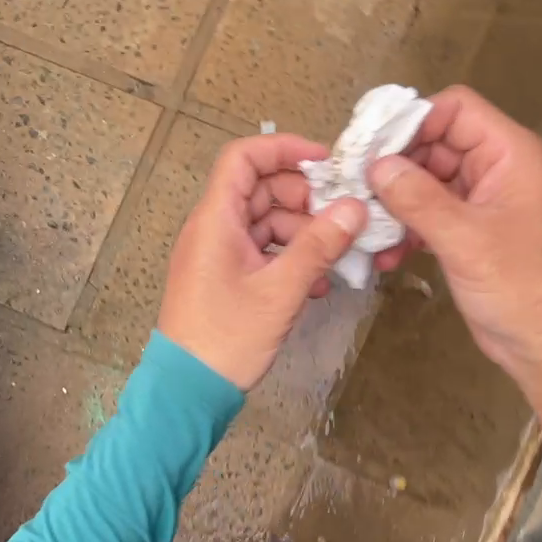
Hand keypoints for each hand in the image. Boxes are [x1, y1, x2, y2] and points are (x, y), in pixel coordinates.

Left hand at [157, 134, 367, 389]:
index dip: (284, 149)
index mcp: (215, 220)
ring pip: (263, 225)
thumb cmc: (227, 339)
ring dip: (301, 235)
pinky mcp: (222, 282)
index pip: (244, 157)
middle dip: (303, 199)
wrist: (187, 391)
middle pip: (260, 190)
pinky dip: (286, 260)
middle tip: (339, 219)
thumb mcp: (280, 291)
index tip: (326, 163)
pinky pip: (258, 254)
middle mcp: (211, 231)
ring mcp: (215, 257)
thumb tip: (354, 208)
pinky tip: (315, 284)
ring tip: (333, 260)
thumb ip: (318, 246)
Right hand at [367, 86, 541, 379]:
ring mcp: (481, 206)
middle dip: (395, 168)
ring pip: (427, 186)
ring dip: (395, 206)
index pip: (455, 110)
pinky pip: (429, 219)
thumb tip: (376, 166)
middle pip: (435, 146)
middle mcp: (494, 171)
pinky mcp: (468, 237)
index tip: (370, 152)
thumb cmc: (522, 285)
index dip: (413, 123)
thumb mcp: (465, 239)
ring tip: (365, 230)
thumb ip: (419, 199)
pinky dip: (406, 232)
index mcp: (508, 155)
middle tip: (354, 193)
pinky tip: (384, 256)